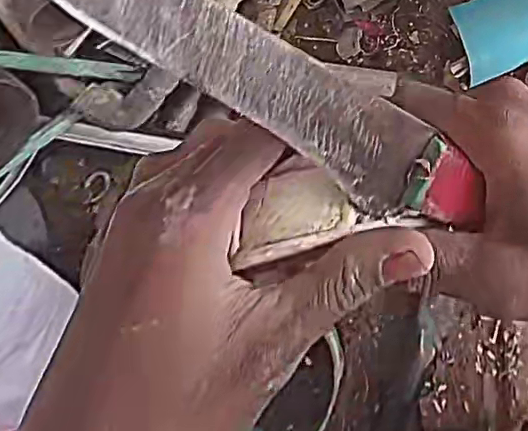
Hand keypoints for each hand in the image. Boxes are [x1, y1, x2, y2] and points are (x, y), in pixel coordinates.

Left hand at [19, 118, 434, 430]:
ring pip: (205, 152)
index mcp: (185, 214)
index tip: (346, 128)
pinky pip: (180, 179)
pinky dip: (220, 184)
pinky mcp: (123, 235)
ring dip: (251, 163)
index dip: (310, 124)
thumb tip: (404, 248)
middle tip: (329, 171)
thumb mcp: (268, 343)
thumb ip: (342, 281)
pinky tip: (244, 226)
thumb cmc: (158, 415)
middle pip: (233, 134)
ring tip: (292, 198)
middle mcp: (150, 200)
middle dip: (286, 146)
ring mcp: (130, 215)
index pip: (260, 131)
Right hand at [393, 77, 527, 322]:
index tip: (355, 171)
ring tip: (446, 215)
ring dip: (436, 166)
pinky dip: (461, 161)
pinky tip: (474, 203)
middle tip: (407, 212)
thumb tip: (382, 253)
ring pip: (445, 125)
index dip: (373, 133)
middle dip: (408, 162)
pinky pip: (470, 128)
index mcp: (489, 121)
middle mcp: (499, 96)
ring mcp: (514, 101)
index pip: (405, 103)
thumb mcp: (502, 276)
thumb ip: (435, 262)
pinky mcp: (524, 115)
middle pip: (423, 116)